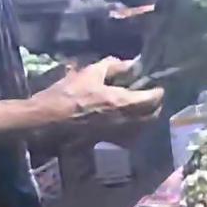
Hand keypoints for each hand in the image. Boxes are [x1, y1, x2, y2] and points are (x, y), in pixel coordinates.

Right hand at [29, 57, 163, 129]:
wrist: (49, 120)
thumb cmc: (68, 94)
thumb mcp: (91, 73)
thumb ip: (114, 66)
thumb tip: (132, 64)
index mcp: (122, 102)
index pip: (152, 99)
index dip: (158, 90)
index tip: (156, 84)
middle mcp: (124, 121)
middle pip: (152, 116)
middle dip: (155, 105)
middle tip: (150, 95)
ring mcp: (116, 134)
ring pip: (142, 128)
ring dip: (145, 117)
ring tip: (140, 107)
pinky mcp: (107, 141)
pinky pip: (128, 137)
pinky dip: (133, 129)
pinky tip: (126, 121)